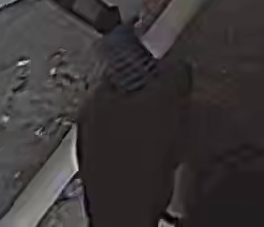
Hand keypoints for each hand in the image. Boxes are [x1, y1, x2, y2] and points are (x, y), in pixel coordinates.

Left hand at [76, 56, 190, 226]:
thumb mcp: (173, 91)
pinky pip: (133, 141)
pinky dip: (150, 141)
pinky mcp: (105, 169)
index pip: (122, 61)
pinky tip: (164, 148)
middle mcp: (88, 121)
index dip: (149, 57)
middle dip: (154, 90)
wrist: (131, 206)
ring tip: (171, 126)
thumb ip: (175, 68)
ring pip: (132, 117)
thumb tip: (175, 64)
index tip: (164, 57)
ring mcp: (94, 148)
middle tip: (174, 95)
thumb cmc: (144, 149)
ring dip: (154, 117)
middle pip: (129, 90)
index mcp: (97, 98)